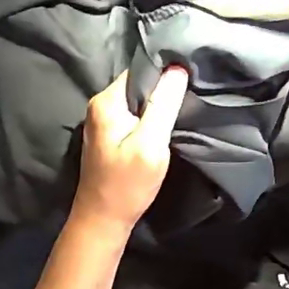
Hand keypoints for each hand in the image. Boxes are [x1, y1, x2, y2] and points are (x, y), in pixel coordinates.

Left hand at [71, 67, 189, 234]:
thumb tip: (177, 68)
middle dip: (162, 89)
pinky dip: (148, 118)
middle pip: (138, 84)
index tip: (188, 77)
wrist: (102, 220)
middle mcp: (100, 105)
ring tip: (180, 109)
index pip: (140, 71)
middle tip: (188, 95)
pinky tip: (163, 126)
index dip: (164, 72)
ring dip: (156, 105)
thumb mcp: (151, 144)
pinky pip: (133, 115)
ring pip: (137, 100)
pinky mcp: (109, 134)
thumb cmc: (127, 184)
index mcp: (106, 101)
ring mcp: (102, 120)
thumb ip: (163, 105)